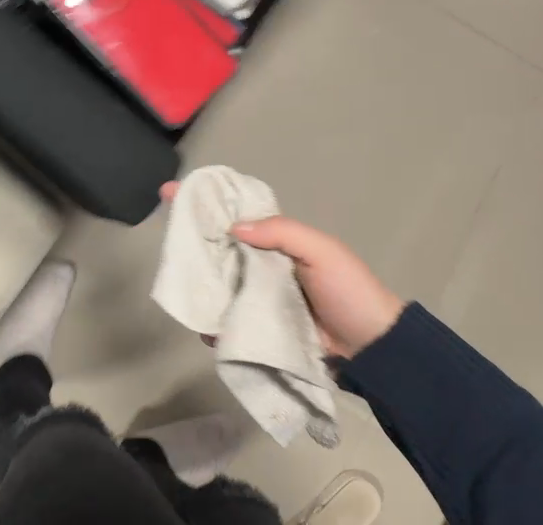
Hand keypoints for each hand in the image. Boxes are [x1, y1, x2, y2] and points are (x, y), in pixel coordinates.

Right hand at [160, 182, 403, 357]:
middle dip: (191, 247)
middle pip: (216, 251)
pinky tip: (206, 329)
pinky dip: (213, 326)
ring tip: (186, 294)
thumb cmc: (349, 290)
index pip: (233, 215)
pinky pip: (228, 323)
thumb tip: (234, 228)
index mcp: (275, 241)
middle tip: (172, 251)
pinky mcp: (258, 330)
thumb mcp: (321, 251)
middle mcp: (260, 266)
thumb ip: (282, 233)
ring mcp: (257, 299)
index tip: (168, 192)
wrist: (375, 349)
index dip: (202, 203)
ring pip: (217, 287)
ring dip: (199, 289)